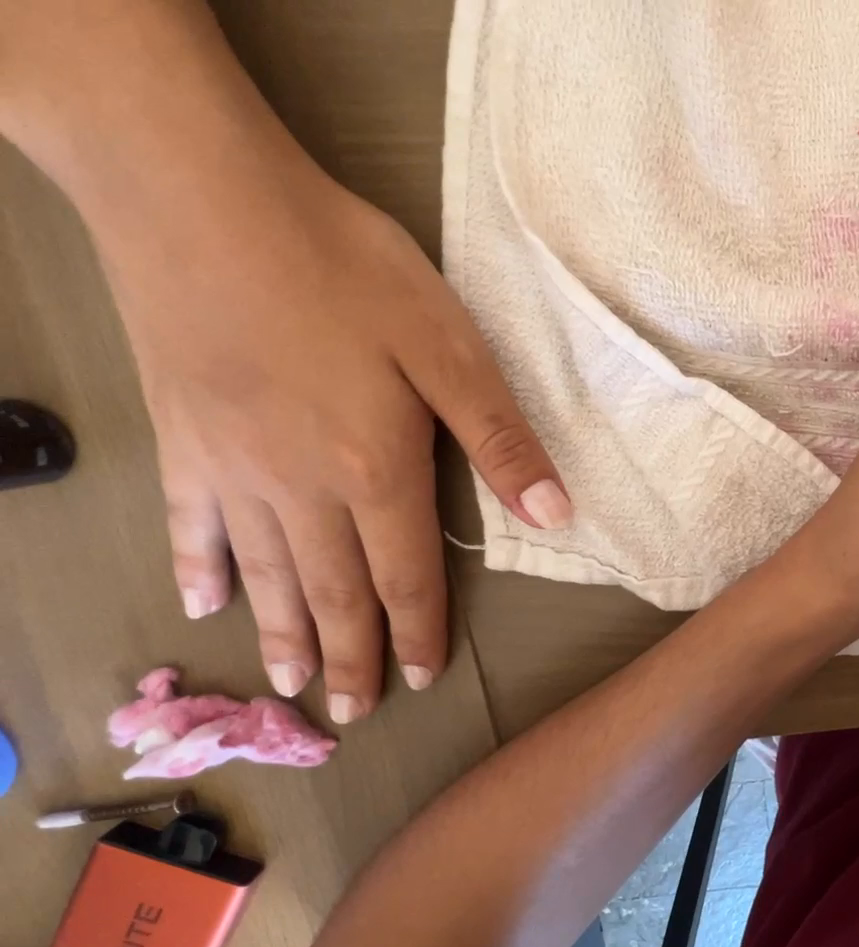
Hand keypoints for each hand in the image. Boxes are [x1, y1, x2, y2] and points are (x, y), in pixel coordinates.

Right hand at [114, 174, 567, 723]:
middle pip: (336, 592)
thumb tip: (556, 515)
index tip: (421, 679)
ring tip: (293, 686)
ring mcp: (229, 467)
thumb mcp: (453, 353)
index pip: (406, 576)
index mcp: (377, 470)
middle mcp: (300, 488)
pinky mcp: (180, 437)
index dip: (417, 631)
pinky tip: (205, 606)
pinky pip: (191, 525)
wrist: (204, 199)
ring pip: (267, 575)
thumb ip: (502, 442)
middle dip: (353, 655)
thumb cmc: (349, 273)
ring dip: (287, 635)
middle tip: (353, 713)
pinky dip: (203, 571)